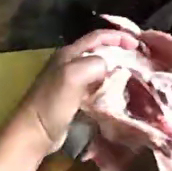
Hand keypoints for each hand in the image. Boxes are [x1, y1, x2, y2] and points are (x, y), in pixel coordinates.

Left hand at [7, 28, 132, 154]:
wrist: (33, 133)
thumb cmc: (52, 103)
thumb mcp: (73, 76)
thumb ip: (94, 64)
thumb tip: (108, 67)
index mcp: (69, 53)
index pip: (98, 37)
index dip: (118, 37)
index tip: (137, 44)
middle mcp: (69, 63)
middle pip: (98, 51)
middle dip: (118, 52)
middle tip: (137, 59)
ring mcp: (69, 81)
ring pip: (97, 69)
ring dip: (114, 70)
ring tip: (132, 76)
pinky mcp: (71, 98)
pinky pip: (94, 86)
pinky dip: (107, 86)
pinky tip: (116, 94)